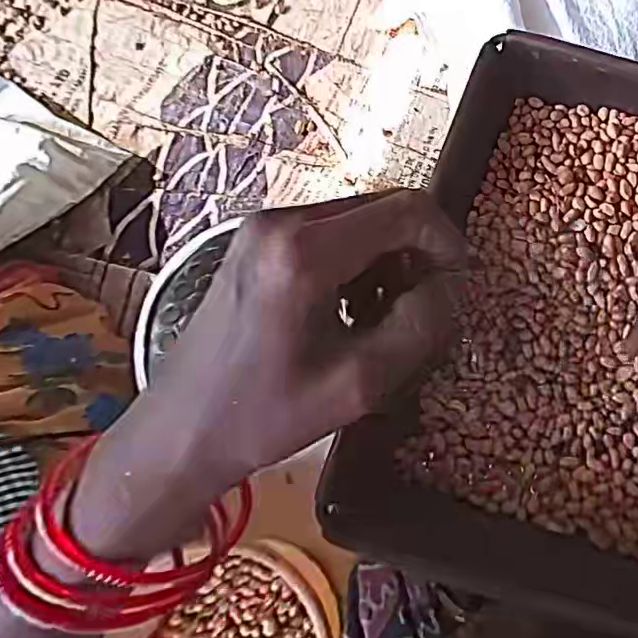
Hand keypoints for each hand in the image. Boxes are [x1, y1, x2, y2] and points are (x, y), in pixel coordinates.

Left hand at [75, 190, 467, 554]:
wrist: (180, 430)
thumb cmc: (265, 415)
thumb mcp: (358, 384)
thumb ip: (419, 327)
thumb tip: (451, 285)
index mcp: (304, 251)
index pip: (406, 210)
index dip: (446, 242)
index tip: (457, 284)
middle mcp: (282, 221)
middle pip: (384, 207)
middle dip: (417, 252)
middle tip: (421, 307)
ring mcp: (264, 227)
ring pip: (360, 219)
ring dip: (389, 259)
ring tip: (383, 316)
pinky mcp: (257, 240)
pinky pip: (331, 232)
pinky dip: (359, 261)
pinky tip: (350, 309)